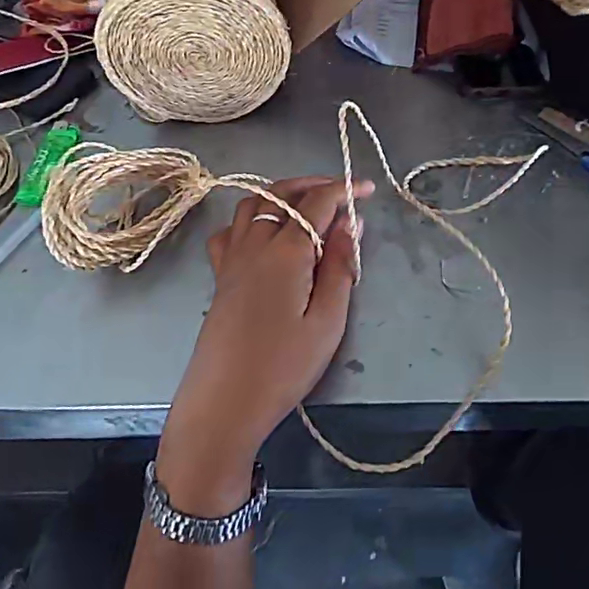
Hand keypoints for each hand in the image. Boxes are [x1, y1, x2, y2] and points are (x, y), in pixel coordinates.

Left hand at [155, 176, 373, 514]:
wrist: (223, 403)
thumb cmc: (282, 368)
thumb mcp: (327, 323)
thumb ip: (340, 268)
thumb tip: (351, 224)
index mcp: (286, 253)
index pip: (317, 203)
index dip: (344, 190)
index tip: (367, 189)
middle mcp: (255, 245)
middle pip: (281, 193)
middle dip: (313, 184)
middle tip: (341, 192)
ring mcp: (232, 258)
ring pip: (252, 204)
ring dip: (281, 195)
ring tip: (307, 207)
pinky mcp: (220, 276)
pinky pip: (231, 231)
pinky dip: (250, 219)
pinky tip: (264, 236)